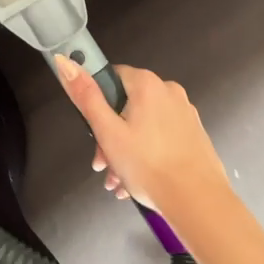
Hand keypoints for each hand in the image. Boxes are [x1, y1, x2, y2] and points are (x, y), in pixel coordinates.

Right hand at [53, 57, 227, 210]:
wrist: (199, 203)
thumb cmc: (148, 165)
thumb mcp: (108, 132)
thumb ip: (86, 96)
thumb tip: (65, 60)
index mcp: (148, 84)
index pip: (112, 77)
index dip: (97, 102)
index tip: (93, 131)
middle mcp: (170, 92)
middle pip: (127, 105)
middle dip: (110, 135)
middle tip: (103, 164)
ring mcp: (185, 114)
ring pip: (143, 125)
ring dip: (125, 150)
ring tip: (118, 181)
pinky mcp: (195, 136)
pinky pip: (161, 138)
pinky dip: (146, 154)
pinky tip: (137, 181)